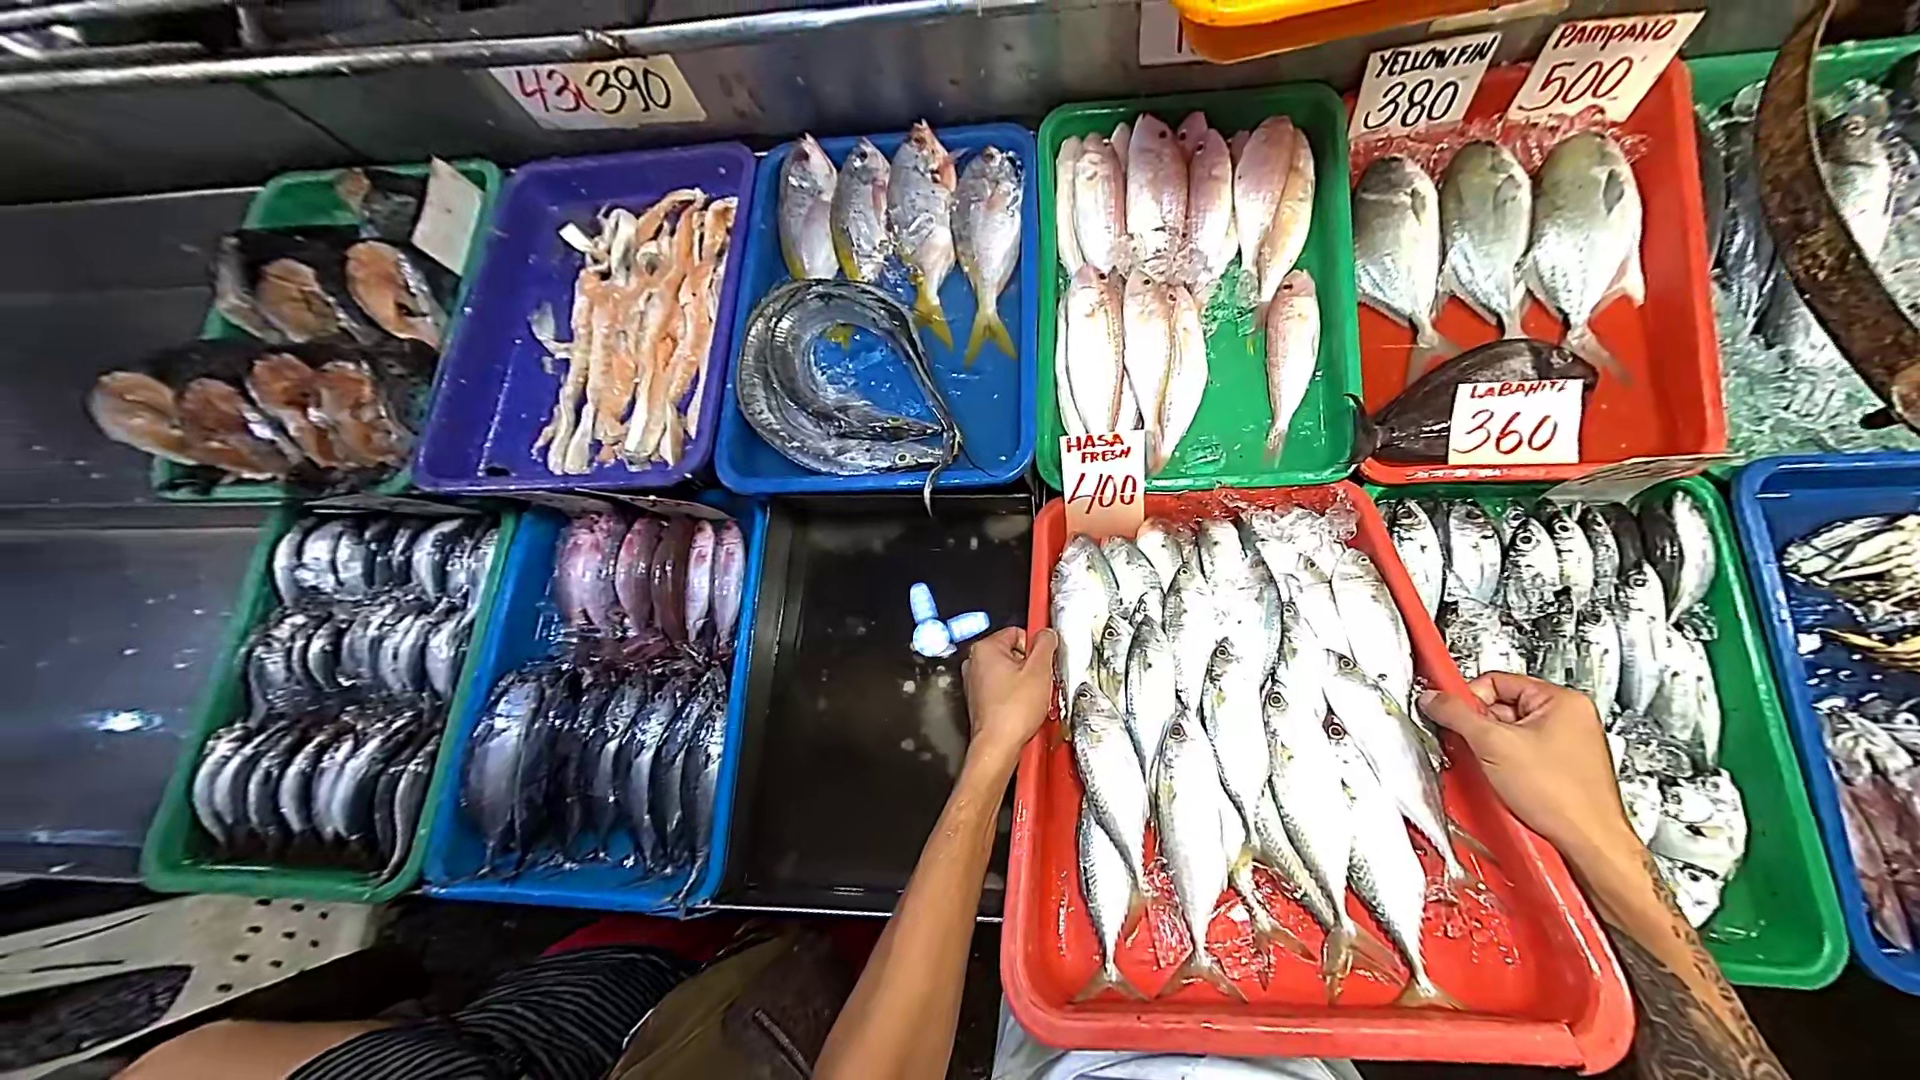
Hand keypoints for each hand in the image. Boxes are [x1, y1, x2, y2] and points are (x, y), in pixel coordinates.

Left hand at [961, 627, 1056, 774]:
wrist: (998, 746)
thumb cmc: (1012, 712)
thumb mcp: (1040, 670)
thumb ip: (1045, 644)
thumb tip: (1047, 634)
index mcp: (985, 648)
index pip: (1018, 633)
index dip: (1035, 648)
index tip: (1043, 661)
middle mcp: (975, 662)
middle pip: (1014, 652)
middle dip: (1030, 667)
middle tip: (1039, 682)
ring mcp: (975, 682)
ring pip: (1010, 672)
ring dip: (1025, 682)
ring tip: (1031, 698)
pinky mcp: (980, 699)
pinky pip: (1004, 688)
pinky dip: (1015, 695)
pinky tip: (1022, 708)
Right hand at [1418, 672, 1640, 867]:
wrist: (1588, 844)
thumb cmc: (1563, 796)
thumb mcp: (1493, 743)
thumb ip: (1455, 713)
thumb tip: (1433, 698)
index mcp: (1562, 701)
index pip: (1494, 681)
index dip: (1468, 697)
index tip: (1451, 711)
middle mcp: (1567, 718)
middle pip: (1497, 707)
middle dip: (1476, 726)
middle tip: (1471, 743)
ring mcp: (1564, 744)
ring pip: (1503, 731)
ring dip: (1485, 746)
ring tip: (1488, 765)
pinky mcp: (1556, 766)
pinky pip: (1513, 751)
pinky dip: (1497, 761)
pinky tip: (1498, 776)